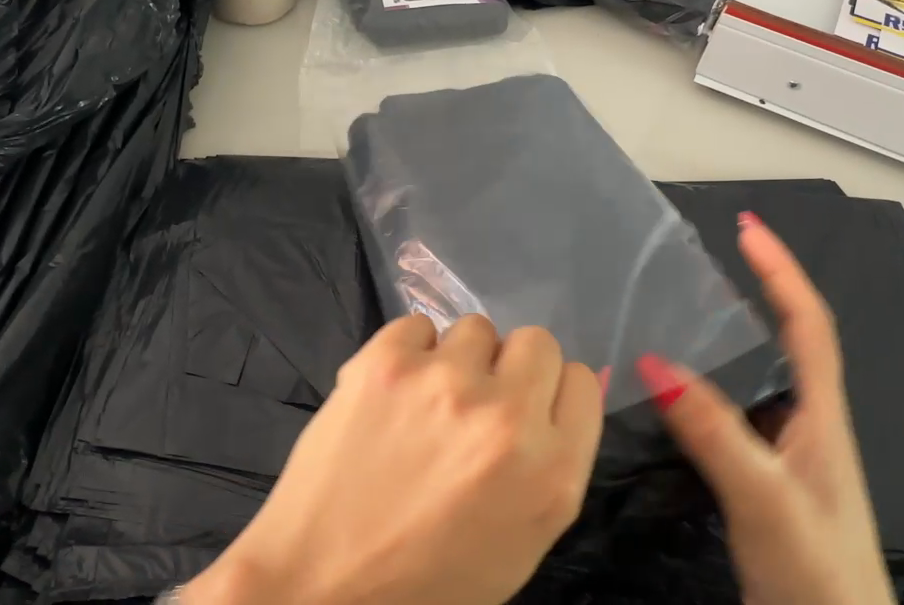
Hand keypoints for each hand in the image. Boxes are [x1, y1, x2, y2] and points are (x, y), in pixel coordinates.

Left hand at [182, 313, 604, 604]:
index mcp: (551, 472)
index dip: (552, 391)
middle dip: (512, 367)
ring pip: (475, 328)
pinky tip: (392, 393)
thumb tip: (554, 397)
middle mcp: (506, 416)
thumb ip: (548, 464)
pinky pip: (418, 324)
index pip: (581, 380)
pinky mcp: (385, 361)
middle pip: (536, 342)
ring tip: (427, 401)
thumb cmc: (429, 577)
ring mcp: (443, 382)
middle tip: (478, 399)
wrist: (321, 582)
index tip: (527, 405)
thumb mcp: (519, 541)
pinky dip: (409, 352)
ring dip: (458, 358)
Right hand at [636, 212, 893, 604]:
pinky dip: (708, 383)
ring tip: (683, 309)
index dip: (782, 271)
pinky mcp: (764, 480)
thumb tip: (652, 359)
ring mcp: (787, 455)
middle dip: (758, 291)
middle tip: (708, 260)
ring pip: (757, 376)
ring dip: (731, 335)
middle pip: (787, 341)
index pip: (808, 325)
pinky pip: (734, 410)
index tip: (748, 227)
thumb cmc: (819, 575)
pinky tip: (675, 391)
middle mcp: (806, 425)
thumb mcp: (765, 499)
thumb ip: (713, 432)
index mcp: (820, 418)